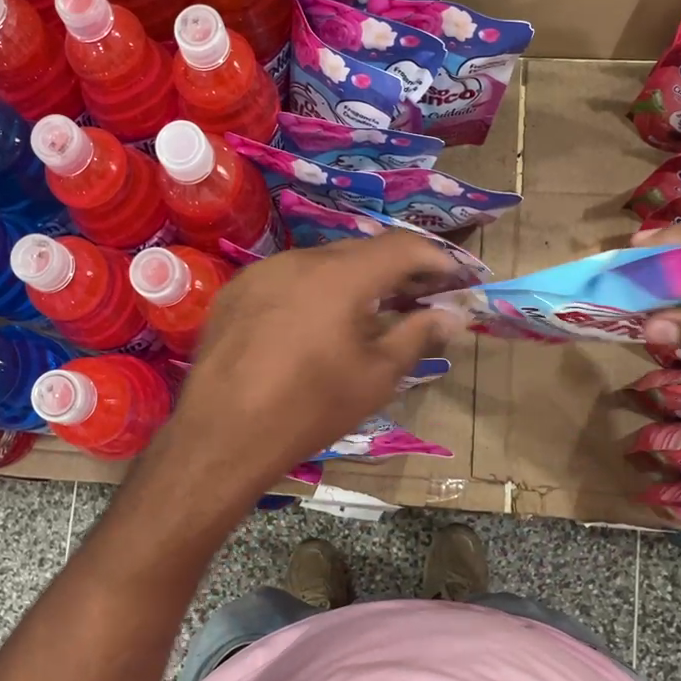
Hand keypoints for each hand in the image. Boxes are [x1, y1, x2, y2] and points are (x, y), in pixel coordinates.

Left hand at [154, 232, 464, 491]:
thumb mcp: (376, 377)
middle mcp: (299, 259)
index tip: (457, 279)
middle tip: (421, 298)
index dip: (437, 259)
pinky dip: (312, 293)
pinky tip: (317, 326)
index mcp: (341, 274)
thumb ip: (418, 336)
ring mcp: (261, 272)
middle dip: (396, 271)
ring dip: (352, 281)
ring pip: (320, 264)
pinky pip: (286, 281)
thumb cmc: (310, 408)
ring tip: (370, 314)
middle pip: (361, 251)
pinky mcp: (234, 292)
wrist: (223, 434)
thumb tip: (452, 315)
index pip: (402, 247)